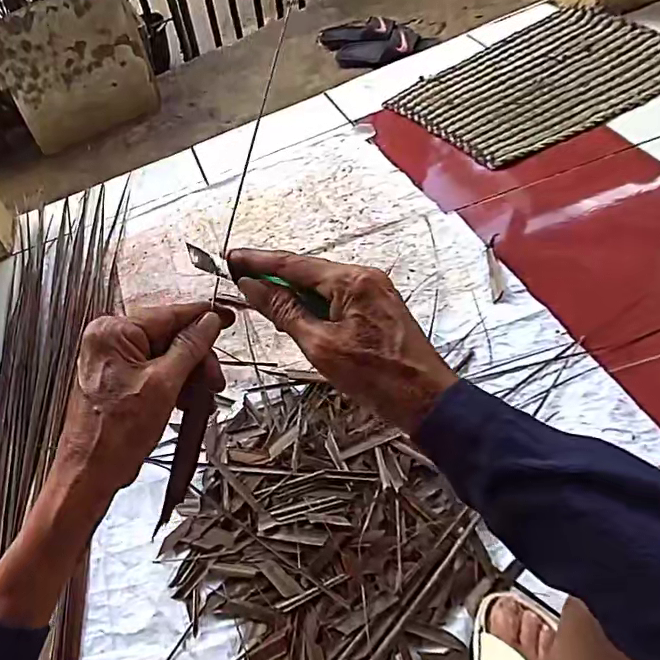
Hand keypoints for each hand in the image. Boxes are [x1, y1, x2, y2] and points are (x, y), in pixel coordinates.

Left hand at [0, 302, 227, 628]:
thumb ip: (189, 348)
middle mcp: (108, 339)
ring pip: (164, 355)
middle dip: (196, 358)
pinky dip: (173, 384)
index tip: (226, 316)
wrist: (90, 472)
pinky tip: (186, 401)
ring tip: (201, 397)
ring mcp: (110, 359)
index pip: (168, 313)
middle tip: (214, 379)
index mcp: (113, 332)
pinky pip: (153, 370)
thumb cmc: (114, 435)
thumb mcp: (164, 385)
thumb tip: (207, 322)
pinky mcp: (116, 378)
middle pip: (168, 335)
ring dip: (188, 375)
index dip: (203, 316)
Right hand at [229, 249, 457, 431]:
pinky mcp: (376, 307)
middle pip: (306, 271)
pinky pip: (335, 297)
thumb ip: (284, 311)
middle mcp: (364, 277)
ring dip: (291, 292)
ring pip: (320, 285)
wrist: (427, 401)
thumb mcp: (319, 345)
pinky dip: (311, 304)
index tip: (232, 258)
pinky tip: (294, 313)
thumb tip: (253, 287)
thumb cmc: (378, 377)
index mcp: (352, 281)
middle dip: (272, 276)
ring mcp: (373, 291)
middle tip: (239, 278)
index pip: (293, 264)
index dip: (258, 262)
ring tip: (260, 298)